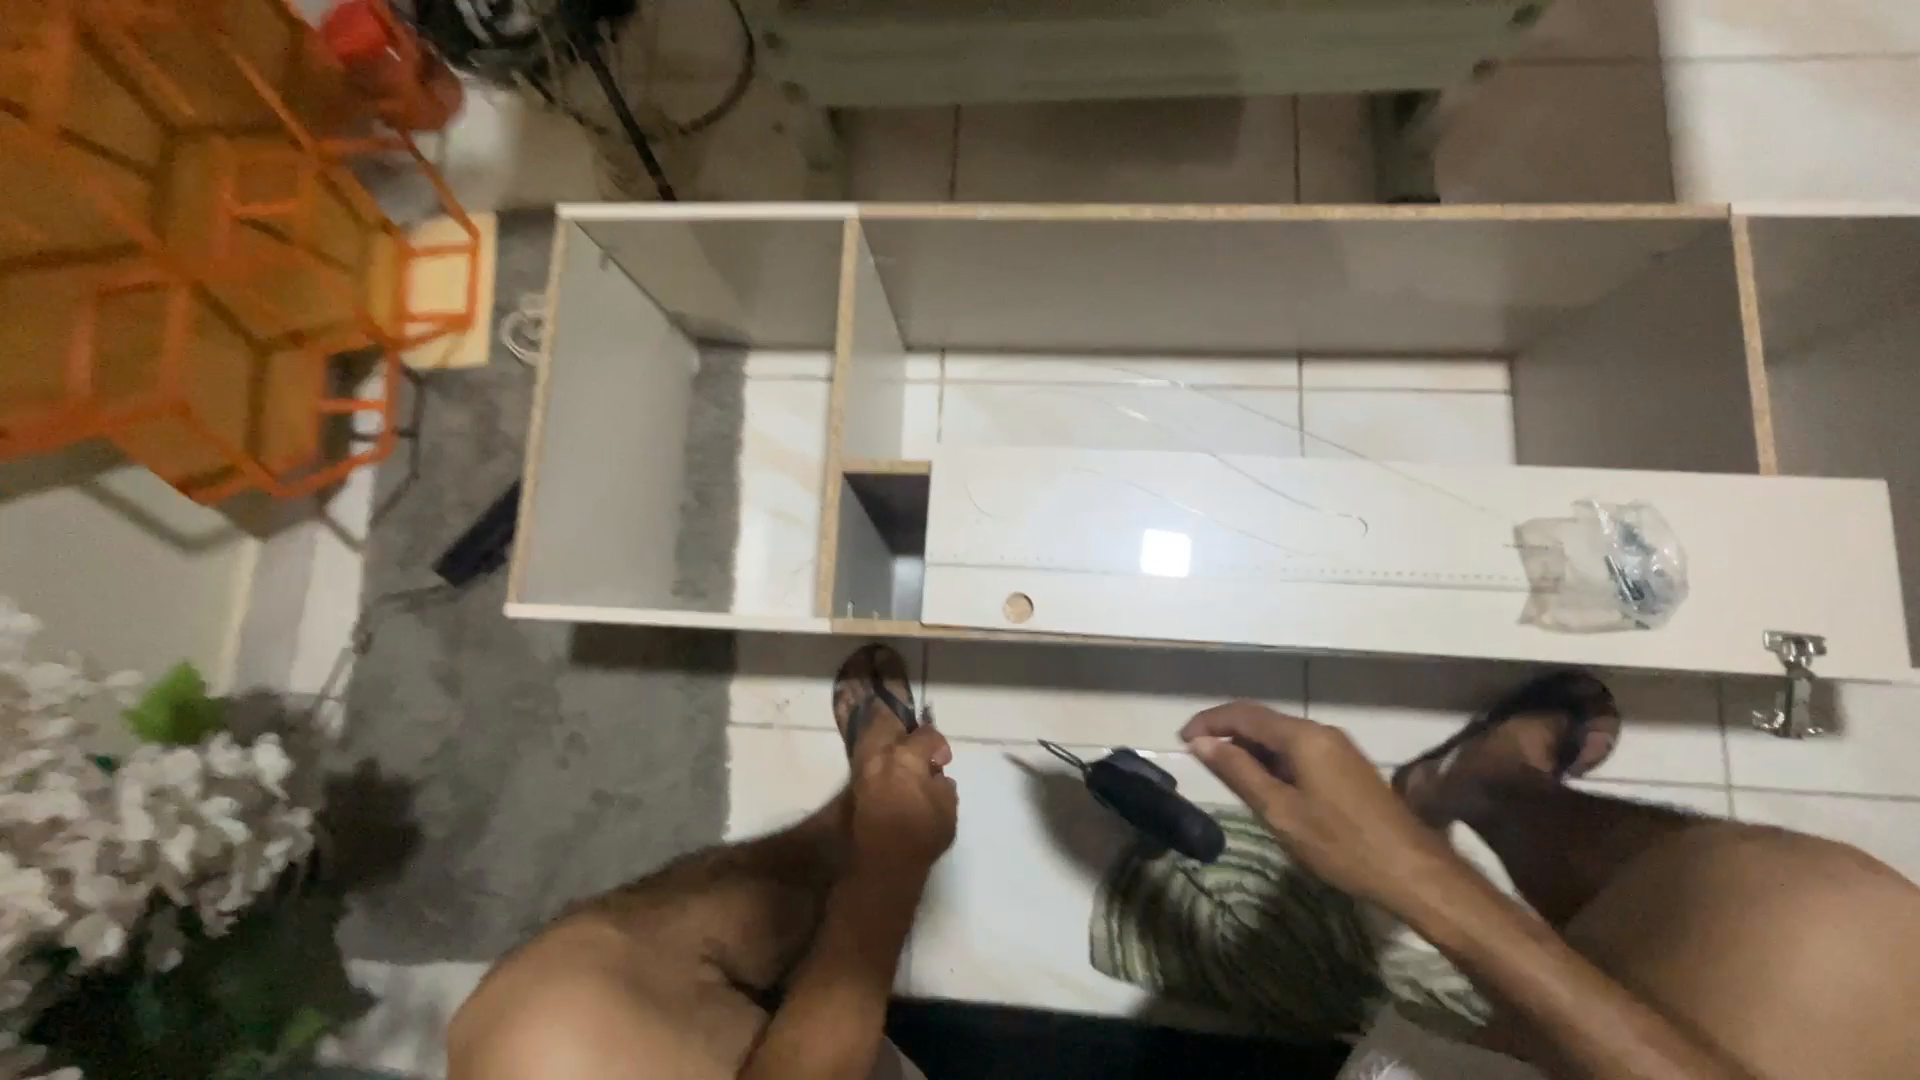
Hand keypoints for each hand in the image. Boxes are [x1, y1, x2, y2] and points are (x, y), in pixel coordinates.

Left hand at [849, 726, 958, 878]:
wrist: (883, 866)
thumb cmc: (921, 834)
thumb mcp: (948, 808)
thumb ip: (944, 786)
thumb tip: (936, 778)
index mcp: (906, 756)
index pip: (926, 735)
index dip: (939, 745)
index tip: (943, 761)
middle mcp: (880, 757)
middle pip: (890, 727)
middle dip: (906, 734)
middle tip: (919, 752)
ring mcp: (863, 772)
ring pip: (875, 744)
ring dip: (890, 748)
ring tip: (906, 766)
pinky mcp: (854, 789)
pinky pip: (868, 765)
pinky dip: (880, 766)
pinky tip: (893, 780)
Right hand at [1181, 702, 1462, 908]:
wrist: (1414, 872)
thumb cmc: (1341, 844)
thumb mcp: (1280, 811)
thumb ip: (1238, 772)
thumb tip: (1201, 742)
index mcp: (1302, 737)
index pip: (1243, 714)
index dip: (1209, 722)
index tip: (1182, 740)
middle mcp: (1320, 732)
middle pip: (1262, 721)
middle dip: (1227, 733)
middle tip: (1199, 757)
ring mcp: (1338, 748)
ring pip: (1281, 737)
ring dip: (1249, 748)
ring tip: (1225, 773)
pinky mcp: (1347, 767)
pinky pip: (1299, 750)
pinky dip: (1272, 759)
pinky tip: (1264, 784)